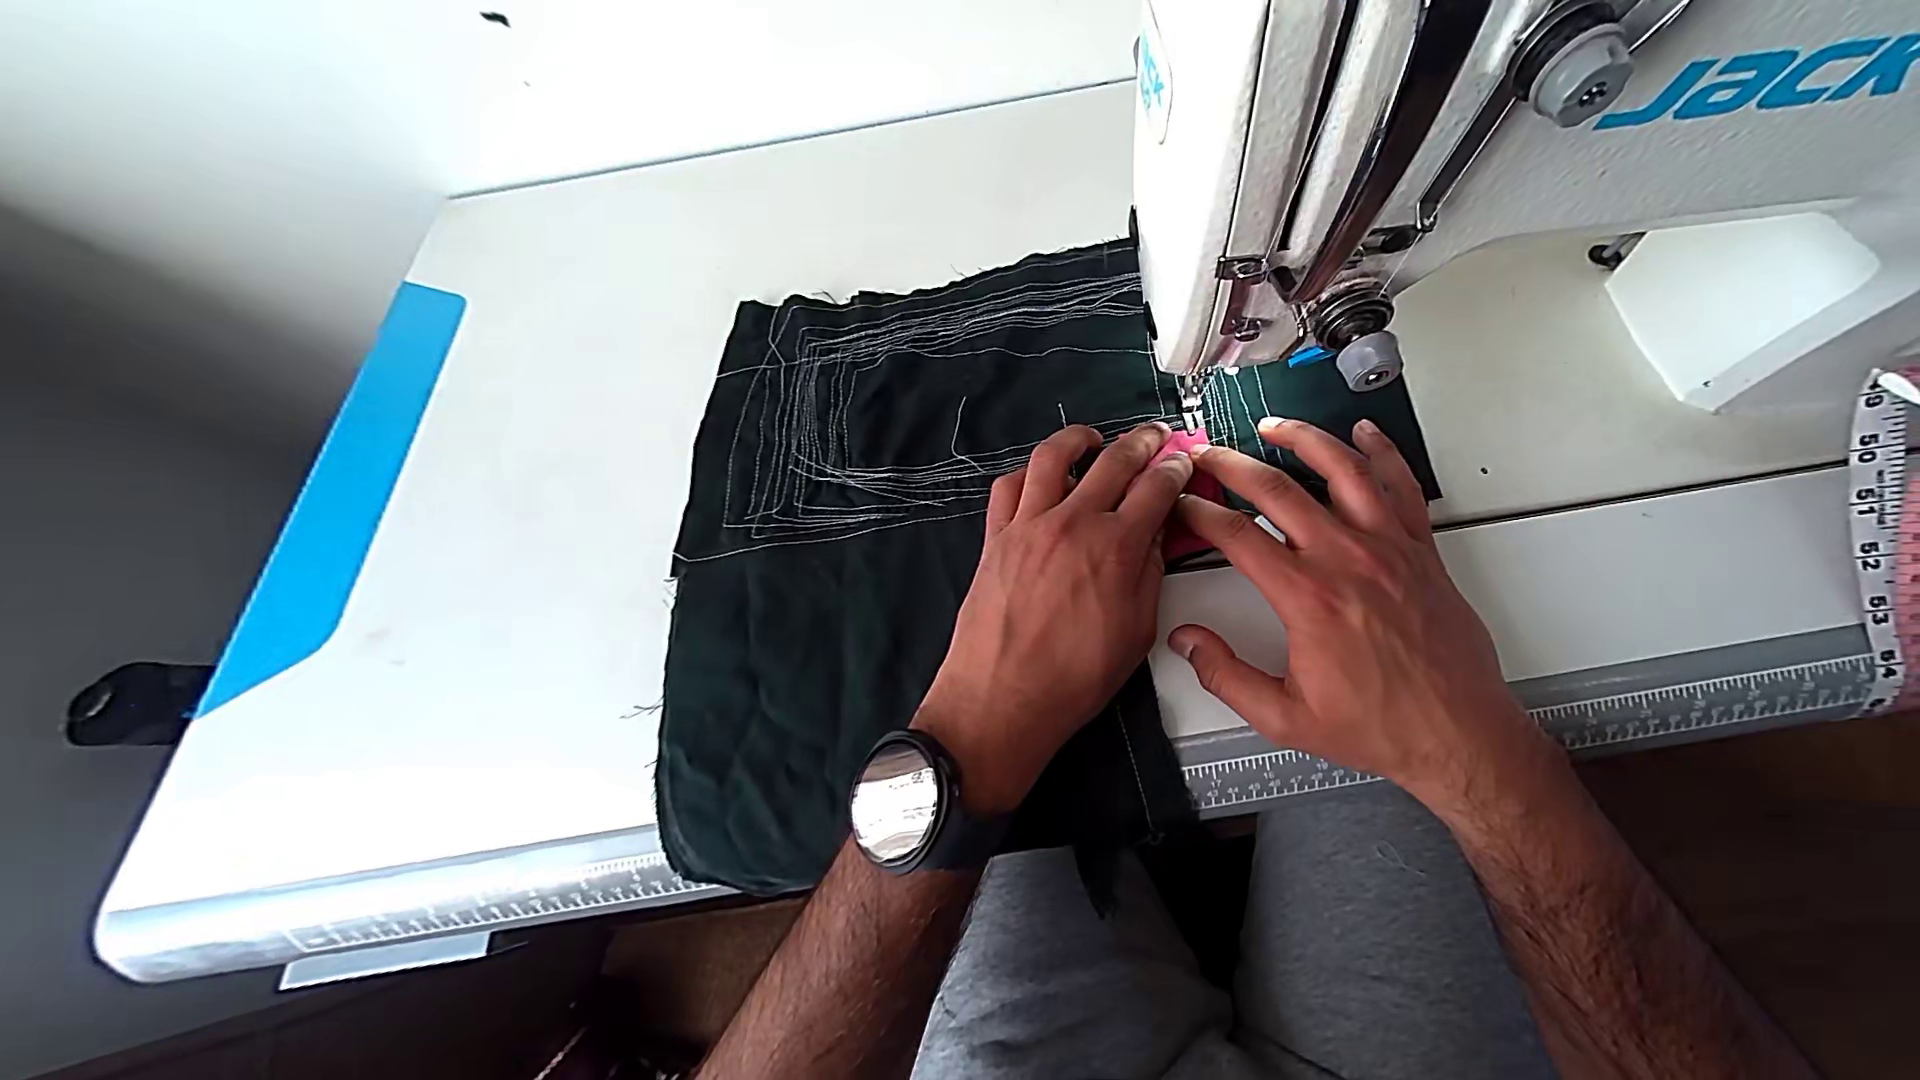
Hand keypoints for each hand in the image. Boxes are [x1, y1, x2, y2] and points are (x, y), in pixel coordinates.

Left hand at [914, 422, 1191, 815]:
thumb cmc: (1071, 677)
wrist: (1003, 697)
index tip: (1180, 462)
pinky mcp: (996, 537)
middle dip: (1142, 441)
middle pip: (1114, 460)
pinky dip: (1027, 473)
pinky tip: (1040, 477)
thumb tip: (1155, 535)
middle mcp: (1072, 525)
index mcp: (1116, 548)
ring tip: (1092, 439)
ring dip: (1078, 439)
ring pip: (1054, 457)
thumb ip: (1150, 573)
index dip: (1175, 468)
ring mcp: (1028, 526)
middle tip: (1153, 436)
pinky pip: (1009, 486)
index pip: (1156, 487)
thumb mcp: (1136, 631)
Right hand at [1170, 418, 1557, 812]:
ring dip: (1303, 440)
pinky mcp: (1420, 552)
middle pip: (1277, 491)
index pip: (1236, 535)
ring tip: (1274, 425)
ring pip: (1342, 472)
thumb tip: (1187, 640)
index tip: (1183, 504)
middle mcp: (1347, 562)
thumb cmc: (1378, 726)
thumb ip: (1223, 674)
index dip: (1199, 513)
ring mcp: (1388, 550)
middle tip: (1209, 454)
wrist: (1459, 737)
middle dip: (1232, 466)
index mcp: (1307, 598)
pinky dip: (1382, 453)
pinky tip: (1364, 434)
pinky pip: (1401, 487)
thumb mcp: (1281, 716)